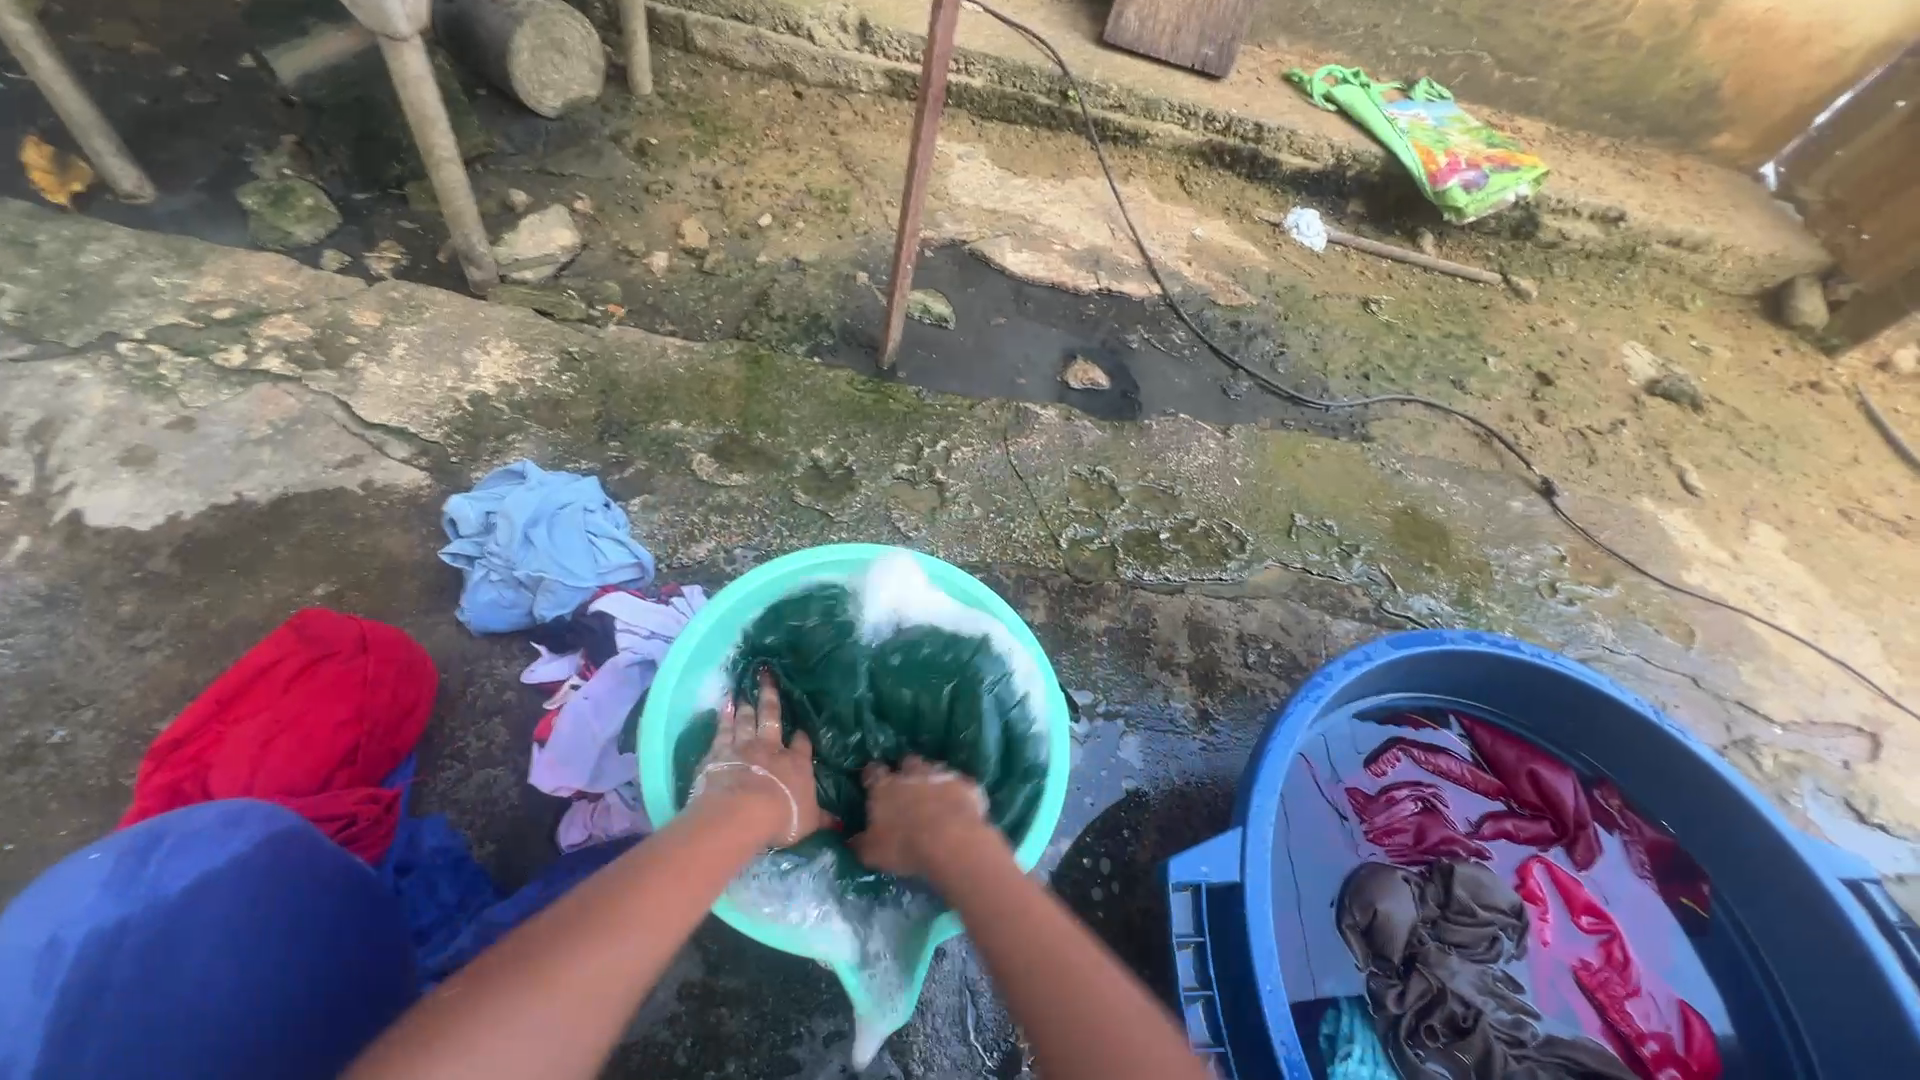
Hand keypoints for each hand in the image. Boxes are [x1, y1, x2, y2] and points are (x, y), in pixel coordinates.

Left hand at [691, 669, 823, 847]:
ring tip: (744, 688)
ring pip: (746, 720)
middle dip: (770, 697)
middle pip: (771, 717)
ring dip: (746, 704)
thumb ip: (824, 819)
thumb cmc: (782, 817)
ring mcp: (744, 747)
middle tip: (766, 676)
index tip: (801, 725)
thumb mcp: (810, 822)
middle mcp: (771, 748)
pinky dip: (723, 717)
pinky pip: (722, 730)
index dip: (802, 734)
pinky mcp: (719, 752)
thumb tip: (843, 825)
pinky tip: (724, 704)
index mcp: (796, 763)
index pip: (802, 743)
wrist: (742, 813)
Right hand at [850, 754, 1000, 877]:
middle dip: (907, 770)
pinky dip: (959, 793)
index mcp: (885, 787)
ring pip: (935, 768)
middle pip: (908, 762)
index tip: (871, 781)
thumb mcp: (872, 853)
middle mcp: (912, 774)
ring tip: (935, 797)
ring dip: (933, 779)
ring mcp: (942, 776)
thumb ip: (860, 843)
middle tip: (907, 787)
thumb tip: (850, 840)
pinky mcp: (967, 785)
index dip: (872, 775)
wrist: (951, 842)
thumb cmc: (904, 847)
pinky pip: (961, 785)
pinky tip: (960, 806)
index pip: (873, 771)